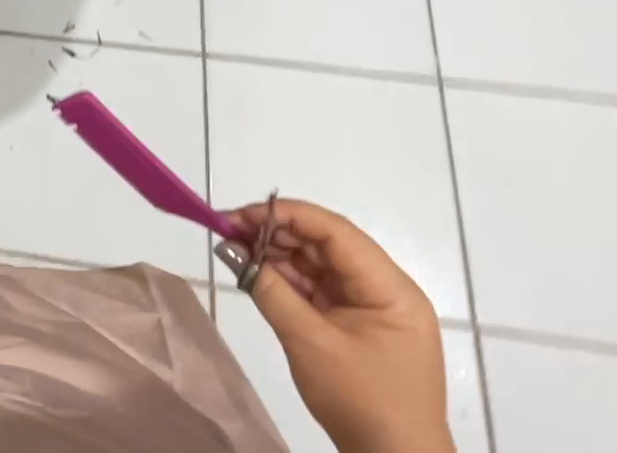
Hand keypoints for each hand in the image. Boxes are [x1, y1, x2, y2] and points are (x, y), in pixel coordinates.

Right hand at [224, 199, 451, 452]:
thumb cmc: (361, 401)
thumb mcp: (309, 342)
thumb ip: (267, 289)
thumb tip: (227, 247)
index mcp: (389, 288)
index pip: (334, 231)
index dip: (285, 215)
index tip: (238, 215)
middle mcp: (384, 288)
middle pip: (324, 242)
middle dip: (274, 232)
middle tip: (226, 231)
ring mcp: (369, 305)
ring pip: (317, 262)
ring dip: (276, 253)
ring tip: (234, 249)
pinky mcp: (354, 321)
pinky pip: (316, 286)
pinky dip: (284, 277)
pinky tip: (254, 272)